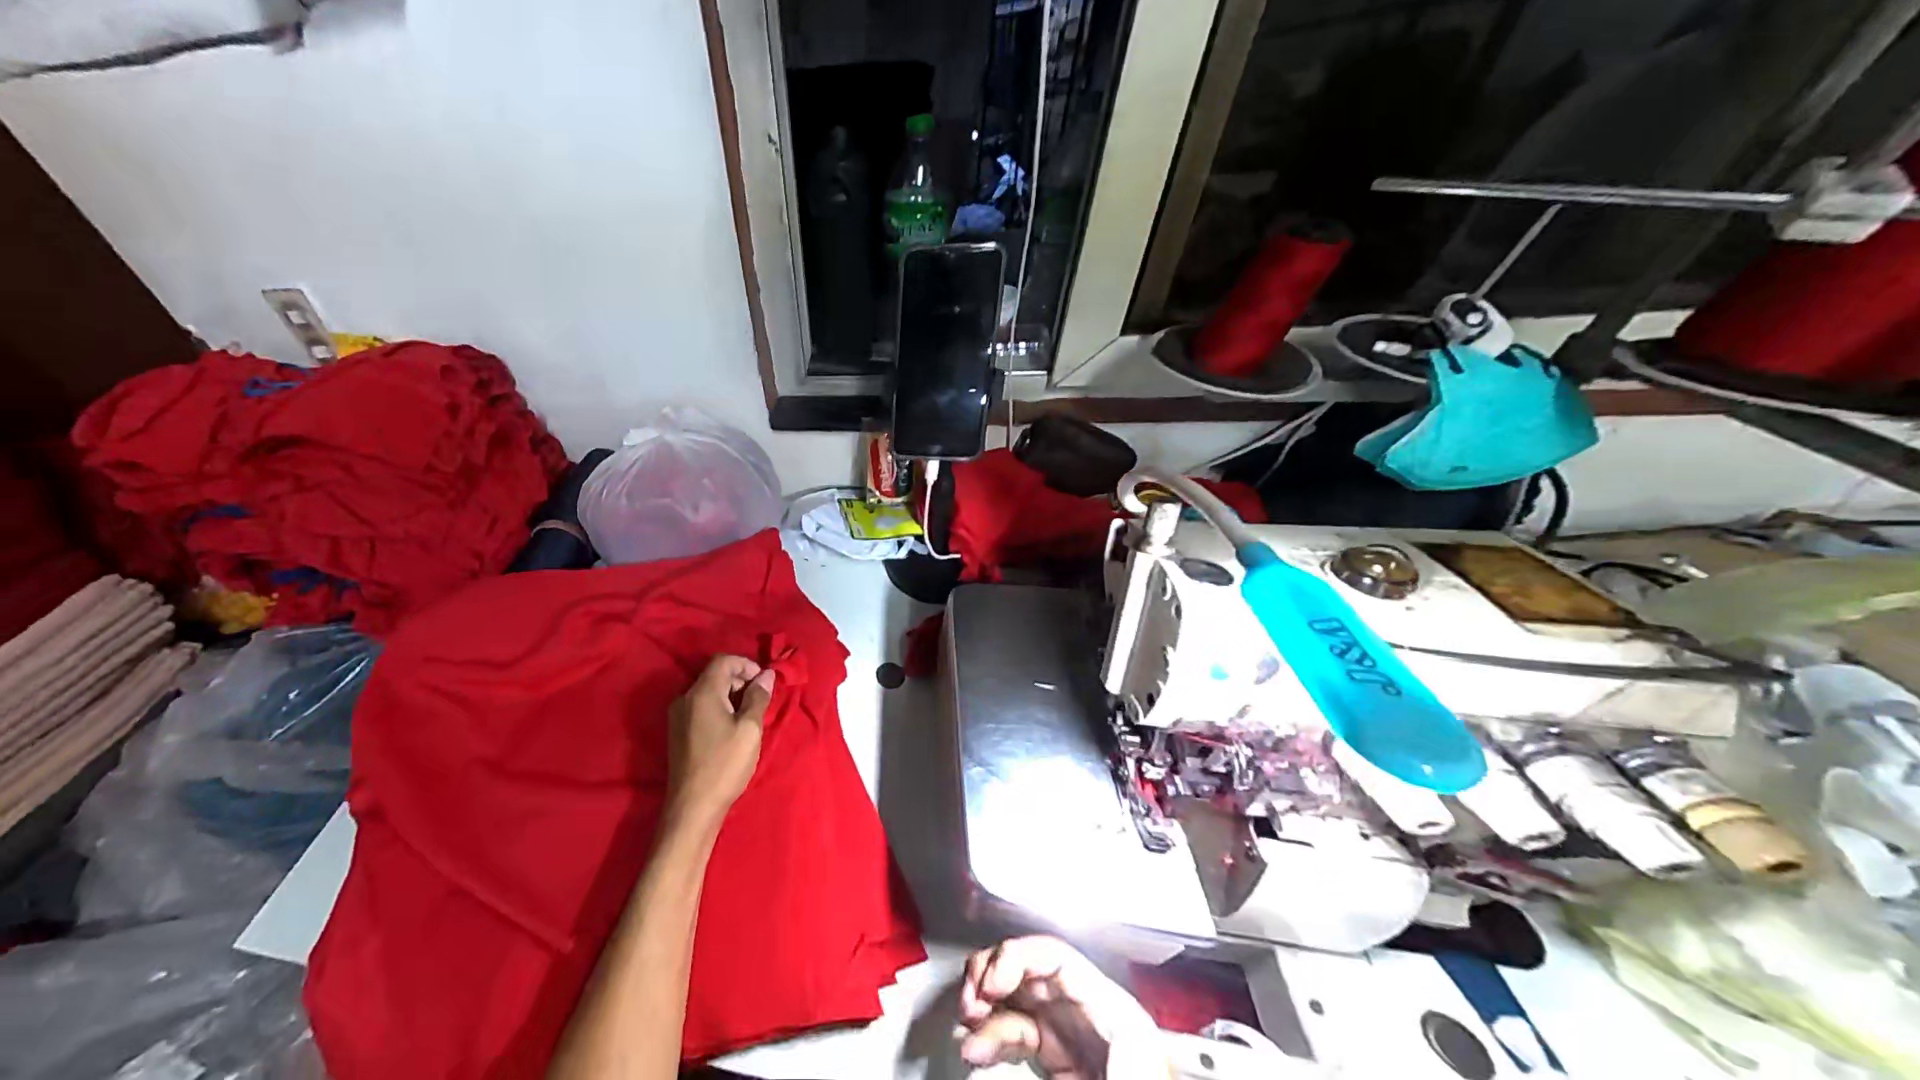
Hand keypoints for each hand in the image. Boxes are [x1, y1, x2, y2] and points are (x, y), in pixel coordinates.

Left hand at [667, 655, 774, 823]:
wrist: (693, 807)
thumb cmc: (725, 764)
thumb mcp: (750, 729)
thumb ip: (758, 697)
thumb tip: (766, 675)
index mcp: (702, 693)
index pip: (723, 660)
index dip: (746, 664)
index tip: (764, 682)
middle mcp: (685, 698)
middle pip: (714, 674)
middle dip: (740, 680)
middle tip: (760, 700)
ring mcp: (678, 716)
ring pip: (707, 691)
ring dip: (730, 695)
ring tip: (749, 716)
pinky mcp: (678, 732)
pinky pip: (700, 707)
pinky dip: (719, 708)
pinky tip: (732, 729)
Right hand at [956, 936, 1168, 1079]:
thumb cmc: (1142, 1078)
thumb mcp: (1133, 1071)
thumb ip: (1111, 1050)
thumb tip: (1071, 1031)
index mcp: (1117, 1012)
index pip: (1057, 956)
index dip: (1015, 959)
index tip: (989, 984)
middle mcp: (1092, 1014)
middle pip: (1030, 967)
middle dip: (991, 975)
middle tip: (974, 1002)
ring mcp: (1073, 1034)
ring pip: (1016, 998)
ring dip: (983, 1008)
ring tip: (968, 1029)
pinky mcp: (1059, 1058)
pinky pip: (1017, 1031)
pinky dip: (989, 1036)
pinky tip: (976, 1047)